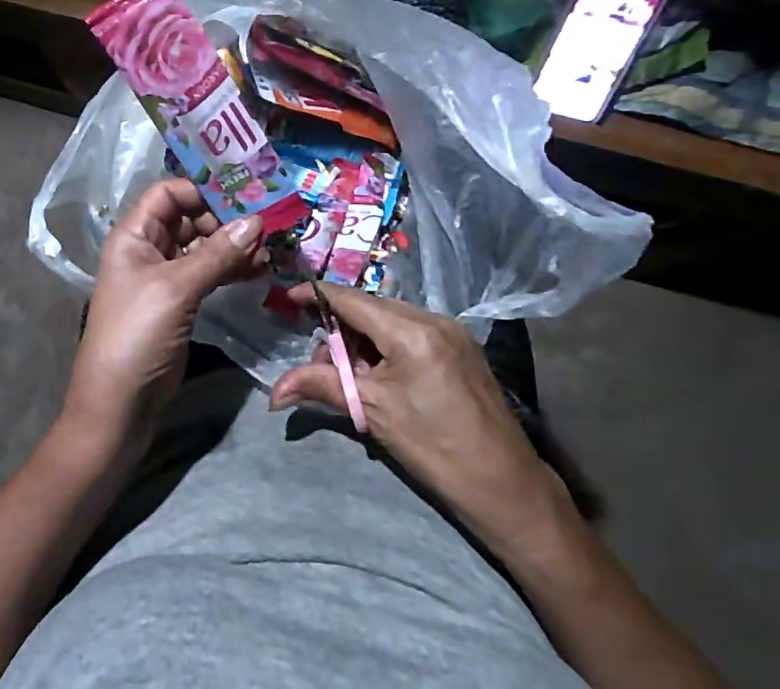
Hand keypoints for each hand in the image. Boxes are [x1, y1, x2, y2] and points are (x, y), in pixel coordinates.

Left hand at [65, 178, 267, 445]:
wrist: (120, 401)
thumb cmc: (137, 333)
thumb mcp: (175, 288)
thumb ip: (217, 254)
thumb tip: (257, 221)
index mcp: (134, 235)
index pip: (168, 194)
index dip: (202, 190)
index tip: (244, 195)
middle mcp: (149, 249)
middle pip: (190, 217)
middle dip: (226, 218)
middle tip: (267, 224)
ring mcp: (166, 276)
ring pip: (204, 247)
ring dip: (234, 245)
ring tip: (271, 248)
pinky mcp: (182, 301)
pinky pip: (209, 273)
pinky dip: (232, 269)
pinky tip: (259, 270)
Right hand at [269, 285, 569, 548]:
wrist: (504, 485)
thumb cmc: (435, 448)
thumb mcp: (373, 412)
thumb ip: (321, 387)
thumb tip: (274, 392)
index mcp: (412, 332)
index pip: (353, 300)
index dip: (318, 294)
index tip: (290, 295)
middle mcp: (434, 320)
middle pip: (370, 309)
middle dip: (340, 331)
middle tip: (324, 367)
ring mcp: (452, 332)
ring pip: (389, 321)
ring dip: (362, 342)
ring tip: (354, 381)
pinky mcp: (461, 347)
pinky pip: (410, 333)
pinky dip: (386, 348)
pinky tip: (381, 378)